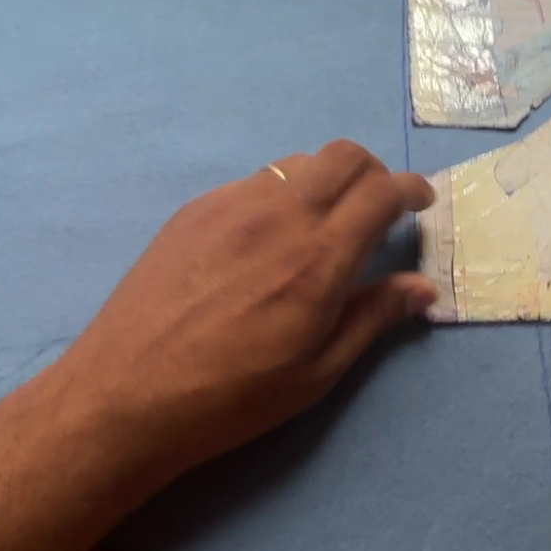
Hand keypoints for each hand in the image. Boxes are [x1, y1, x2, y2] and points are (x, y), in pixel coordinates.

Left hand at [59, 141, 435, 473]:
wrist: (125, 395)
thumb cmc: (234, 395)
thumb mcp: (319, 371)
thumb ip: (375, 317)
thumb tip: (425, 287)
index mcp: (319, 257)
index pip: (382, 192)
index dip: (412, 188)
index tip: (421, 202)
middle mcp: (280, 214)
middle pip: (344, 155)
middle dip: (375, 171)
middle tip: (380, 205)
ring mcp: (232, 205)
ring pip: (298, 162)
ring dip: (327, 179)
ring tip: (324, 221)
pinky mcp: (195, 210)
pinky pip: (254, 181)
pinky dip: (282, 193)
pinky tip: (267, 237)